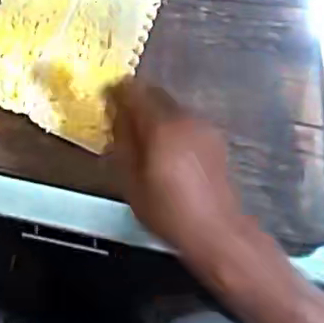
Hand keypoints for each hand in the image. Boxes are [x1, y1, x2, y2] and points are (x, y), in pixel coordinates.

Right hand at [108, 81, 256, 265]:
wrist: (217, 232)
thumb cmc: (168, 212)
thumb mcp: (131, 181)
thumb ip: (122, 141)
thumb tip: (115, 116)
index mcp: (160, 125)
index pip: (133, 90)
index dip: (116, 91)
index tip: (106, 99)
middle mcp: (183, 117)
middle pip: (153, 92)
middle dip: (135, 101)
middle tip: (123, 120)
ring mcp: (202, 124)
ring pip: (170, 105)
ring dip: (154, 113)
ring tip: (146, 138)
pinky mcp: (214, 136)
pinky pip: (185, 119)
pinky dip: (172, 125)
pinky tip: (169, 149)